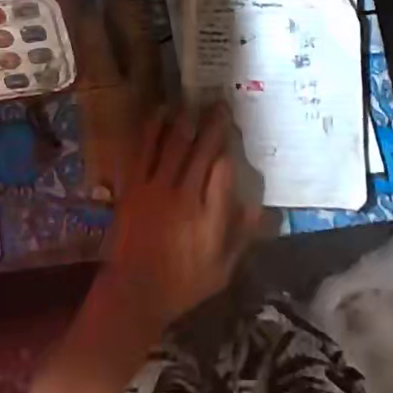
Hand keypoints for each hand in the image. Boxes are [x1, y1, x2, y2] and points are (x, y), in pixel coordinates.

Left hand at [98, 102, 255, 328]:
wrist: (134, 290)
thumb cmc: (183, 283)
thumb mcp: (222, 269)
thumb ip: (241, 234)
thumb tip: (259, 204)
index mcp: (207, 218)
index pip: (223, 172)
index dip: (229, 148)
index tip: (235, 131)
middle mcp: (182, 197)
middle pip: (200, 151)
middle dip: (212, 125)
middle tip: (220, 104)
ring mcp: (154, 188)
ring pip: (172, 144)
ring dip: (184, 120)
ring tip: (193, 102)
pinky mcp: (133, 186)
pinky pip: (144, 149)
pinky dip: (153, 129)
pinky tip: (160, 113)